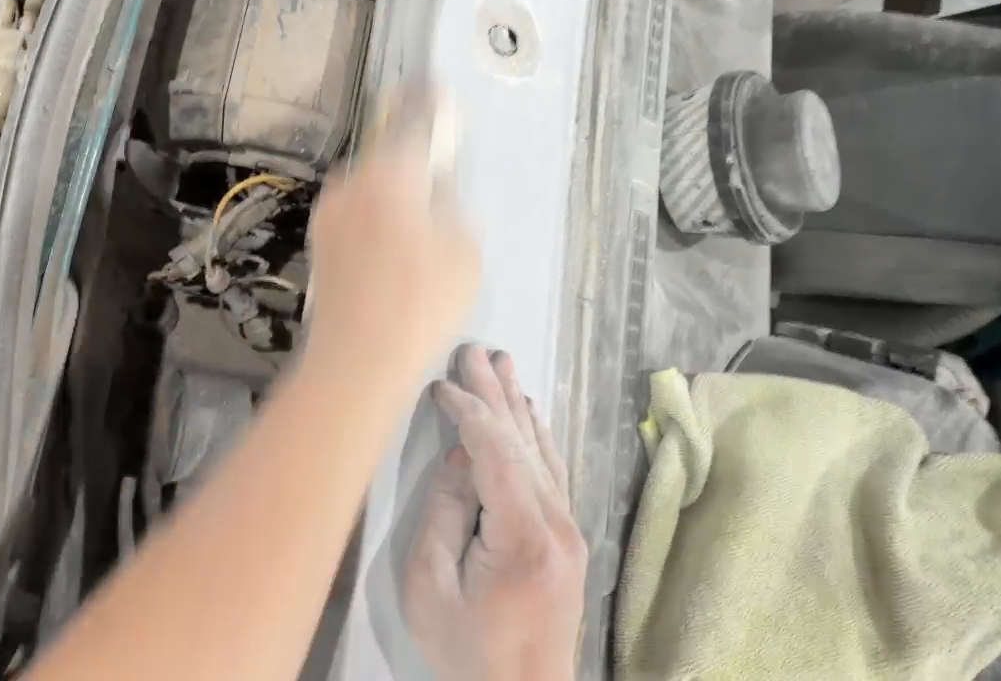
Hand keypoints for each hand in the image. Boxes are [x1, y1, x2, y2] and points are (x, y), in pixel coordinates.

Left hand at [304, 95, 478, 381]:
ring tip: (416, 227)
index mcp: (391, 173)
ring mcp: (330, 211)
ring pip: (370, 186)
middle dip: (412, 160)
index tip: (438, 89)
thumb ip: (450, 202)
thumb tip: (435, 187)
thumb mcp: (463, 250)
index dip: (431, 104)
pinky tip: (390, 250)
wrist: (357, 358)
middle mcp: (353, 181)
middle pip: (389, 155)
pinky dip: (375, 217)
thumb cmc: (422, 302)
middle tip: (438, 179)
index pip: (416, 121)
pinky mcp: (319, 241)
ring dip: (392, 192)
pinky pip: (356, 213)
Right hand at [405, 344, 587, 680]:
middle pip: (522, 440)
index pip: (495, 450)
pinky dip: (535, 436)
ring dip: (517, 405)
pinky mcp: (568, 538)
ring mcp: (569, 529)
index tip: (439, 388)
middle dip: (494, 392)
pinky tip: (528, 414)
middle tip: (475, 350)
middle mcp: (558, 522)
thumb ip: (444, 515)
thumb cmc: (468, 653)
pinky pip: (552, 471)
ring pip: (541, 450)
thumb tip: (459, 460)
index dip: (467, 411)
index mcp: (524, 535)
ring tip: (501, 365)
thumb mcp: (431, 590)